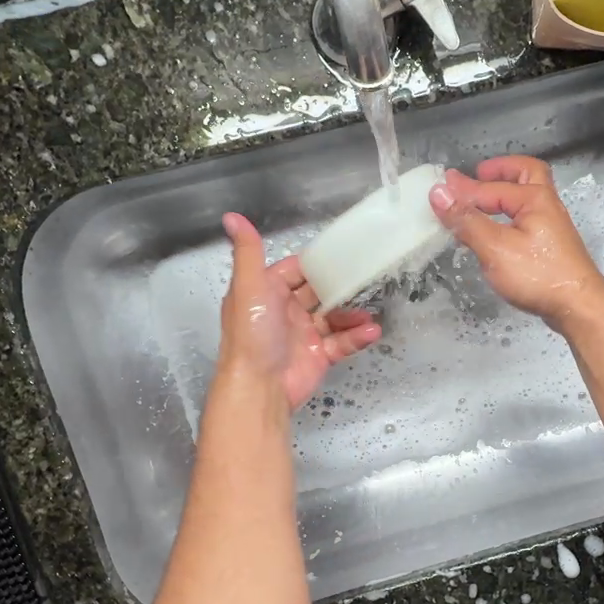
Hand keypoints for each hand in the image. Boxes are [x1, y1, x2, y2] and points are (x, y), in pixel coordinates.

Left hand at [217, 213, 381, 409]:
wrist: (258, 386)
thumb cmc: (252, 334)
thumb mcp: (249, 285)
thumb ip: (248, 251)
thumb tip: (232, 217)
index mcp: (266, 293)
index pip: (294, 271)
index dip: (314, 264)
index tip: (340, 256)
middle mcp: (284, 312)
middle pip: (317, 293)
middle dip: (339, 289)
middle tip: (363, 281)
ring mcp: (303, 335)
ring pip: (333, 318)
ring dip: (352, 314)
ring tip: (367, 313)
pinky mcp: (318, 357)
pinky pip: (341, 343)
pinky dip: (357, 337)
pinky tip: (371, 331)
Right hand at [426, 156, 603, 327]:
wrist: (578, 307)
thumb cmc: (538, 275)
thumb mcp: (495, 248)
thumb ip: (467, 221)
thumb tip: (439, 192)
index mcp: (534, 198)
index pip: (490, 188)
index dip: (463, 190)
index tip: (438, 189)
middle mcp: (547, 205)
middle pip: (526, 175)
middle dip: (501, 171)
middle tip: (479, 174)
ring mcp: (553, 227)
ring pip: (530, 197)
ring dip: (507, 191)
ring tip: (485, 199)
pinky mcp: (552, 247)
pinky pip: (529, 218)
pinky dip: (511, 214)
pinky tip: (499, 230)